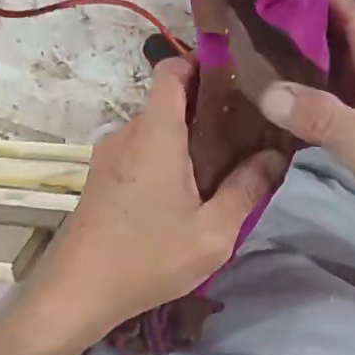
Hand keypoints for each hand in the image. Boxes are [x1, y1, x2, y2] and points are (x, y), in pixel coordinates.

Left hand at [30, 59, 284, 335]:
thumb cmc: (148, 257)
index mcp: (155, 133)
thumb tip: (275, 154)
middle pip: (167, 101)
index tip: (235, 81)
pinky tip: (185, 188)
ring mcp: (109, 154)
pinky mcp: (101, 175)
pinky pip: (139, 149)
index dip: (201, 64)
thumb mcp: (213, 232)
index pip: (171, 69)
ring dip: (184, 137)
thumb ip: (247, 188)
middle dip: (204, 108)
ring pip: (154, 128)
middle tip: (244, 130)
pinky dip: (164, 155)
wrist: (79, 290)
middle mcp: (128, 133)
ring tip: (221, 162)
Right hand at [258, 0, 354, 235]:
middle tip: (241, 30)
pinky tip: (280, 95)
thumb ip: (319, 116)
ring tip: (248, 56)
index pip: (339, 7)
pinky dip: (309, 82)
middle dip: (290, 28)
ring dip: (297, 57)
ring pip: (331, 58)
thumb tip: (265, 92)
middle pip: (330, 30)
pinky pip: (335, 83)